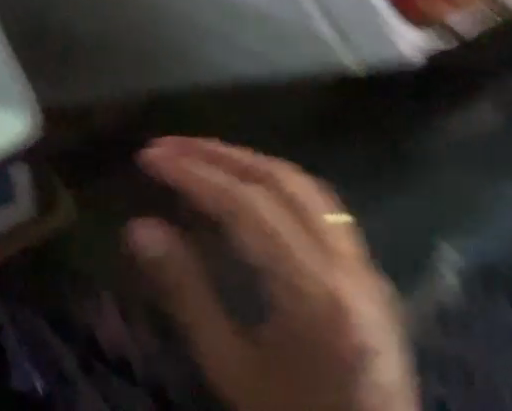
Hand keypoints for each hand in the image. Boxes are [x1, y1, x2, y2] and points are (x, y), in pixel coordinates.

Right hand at [124, 137, 418, 410]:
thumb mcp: (229, 365)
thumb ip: (185, 292)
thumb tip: (139, 226)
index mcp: (314, 294)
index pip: (247, 207)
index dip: (193, 173)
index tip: (147, 157)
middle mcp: (349, 270)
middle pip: (282, 183)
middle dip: (218, 155)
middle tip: (166, 145)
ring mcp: (368, 272)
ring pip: (309, 190)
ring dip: (250, 163)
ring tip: (200, 156)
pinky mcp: (372, 279)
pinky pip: (324, 210)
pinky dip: (277, 185)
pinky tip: (246, 190)